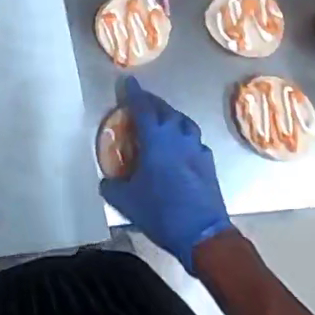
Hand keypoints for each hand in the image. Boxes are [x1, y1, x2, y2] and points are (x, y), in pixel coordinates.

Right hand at [100, 77, 231, 273]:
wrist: (203, 233)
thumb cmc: (161, 211)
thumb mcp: (126, 201)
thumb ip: (112, 186)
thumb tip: (106, 181)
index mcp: (156, 138)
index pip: (142, 107)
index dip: (133, 93)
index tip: (128, 81)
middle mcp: (178, 136)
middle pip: (165, 109)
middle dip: (151, 102)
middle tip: (141, 101)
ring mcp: (197, 148)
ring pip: (183, 122)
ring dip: (170, 116)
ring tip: (161, 120)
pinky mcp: (208, 162)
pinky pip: (193, 141)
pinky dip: (183, 137)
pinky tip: (179, 148)